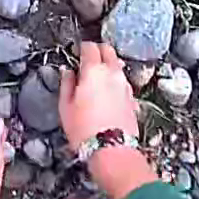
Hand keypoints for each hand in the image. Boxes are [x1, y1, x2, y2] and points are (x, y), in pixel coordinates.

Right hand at [60, 42, 154, 198]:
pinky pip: (123, 82)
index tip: (77, 52)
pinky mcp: (132, 98)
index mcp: (94, 70)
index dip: (82, 47)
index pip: (89, 47)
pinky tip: (108, 92)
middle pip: (108, 50)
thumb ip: (66, 84)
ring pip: (117, 65)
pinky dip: (115, 81)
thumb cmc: (86, 131)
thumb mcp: (66, 107)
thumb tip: (67, 72)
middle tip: (88, 59)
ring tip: (97, 77)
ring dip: (108, 65)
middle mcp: (112, 73)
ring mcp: (125, 85)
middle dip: (98, 50)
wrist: (113, 151)